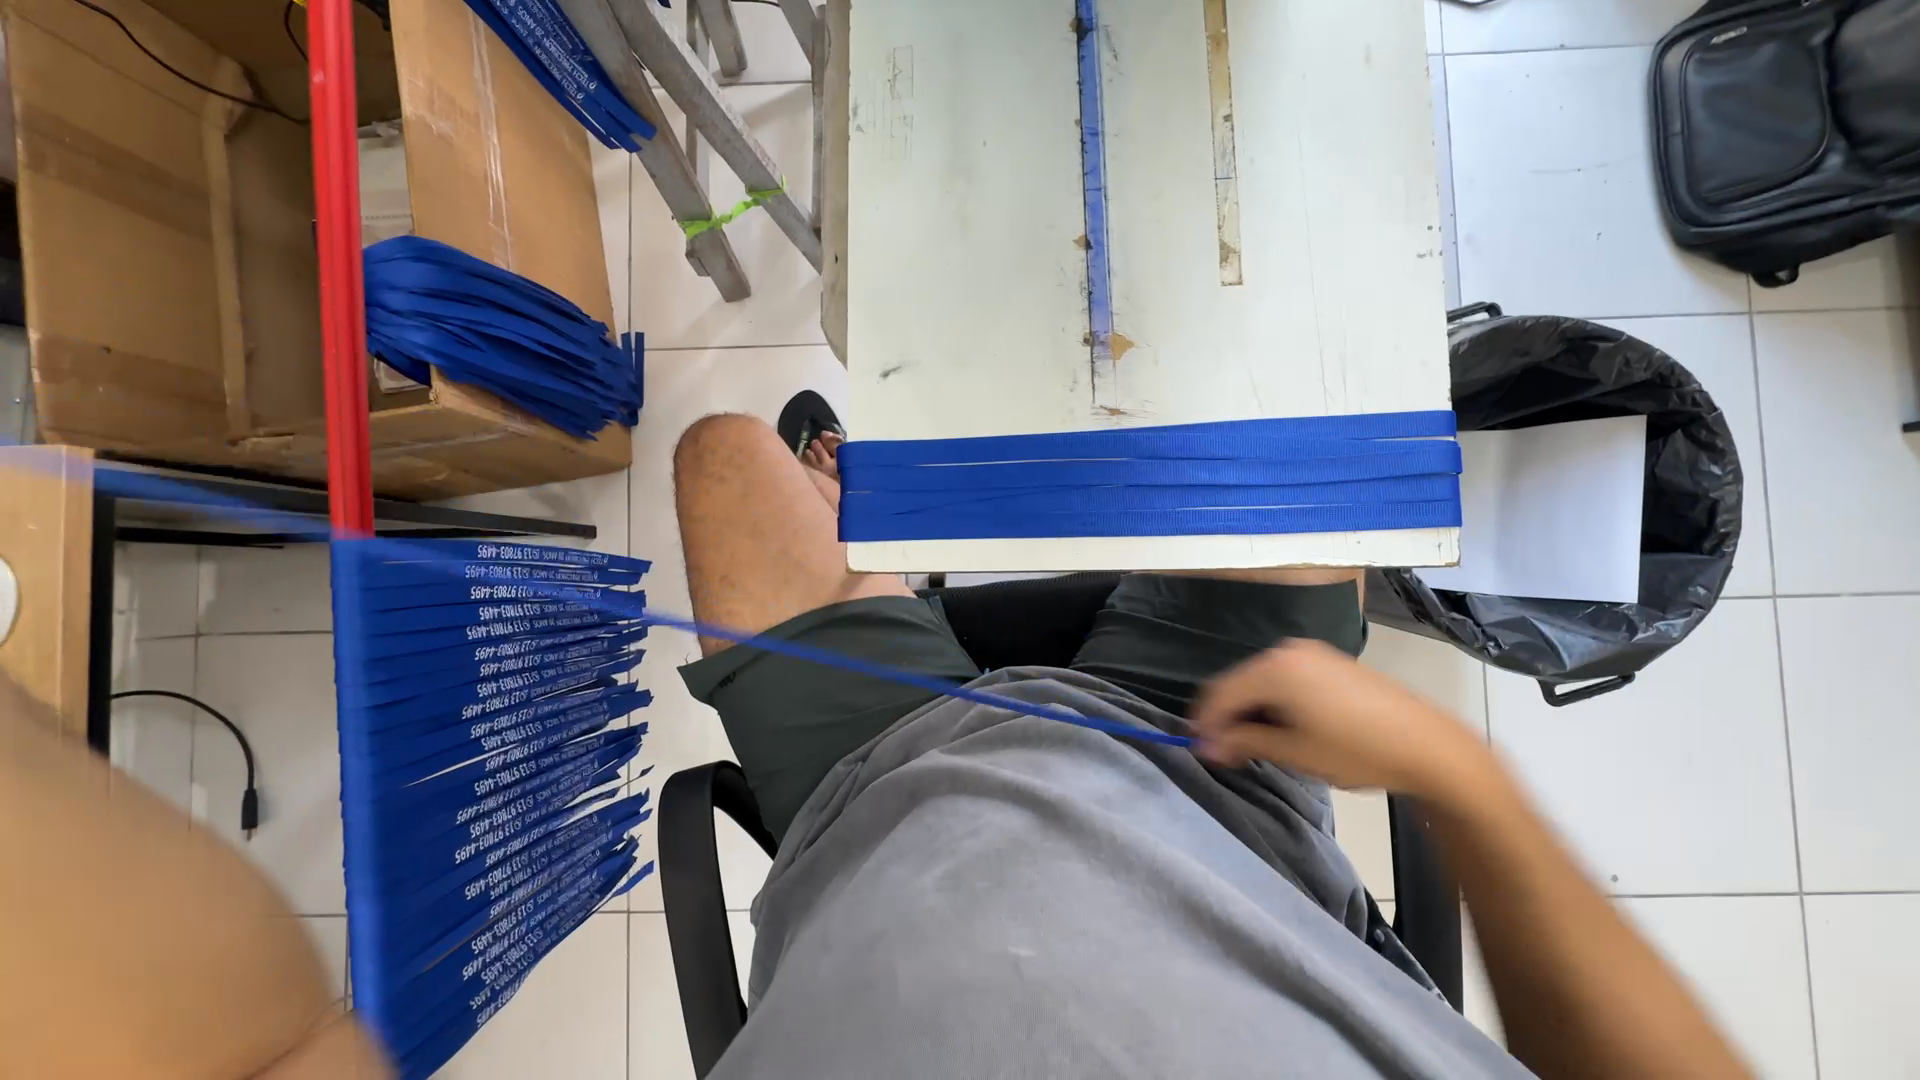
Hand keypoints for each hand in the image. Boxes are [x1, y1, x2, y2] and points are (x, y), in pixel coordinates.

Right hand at [1189, 639, 1492, 800]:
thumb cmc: (1357, 751)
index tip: (1202, 752)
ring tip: (1254, 743)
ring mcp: (1311, 653)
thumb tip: (1206, 746)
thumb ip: (1244, 742)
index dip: (1205, 724)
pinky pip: (1284, 677)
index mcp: (1275, 668)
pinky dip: (1274, 700)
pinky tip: (1283, 726)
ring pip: (1261, 680)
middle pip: (1238, 683)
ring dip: (1250, 709)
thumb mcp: (1294, 752)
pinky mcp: (1329, 662)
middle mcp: (1287, 651)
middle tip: (1226, 752)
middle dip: (1227, 716)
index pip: (1220, 693)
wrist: (1430, 746)